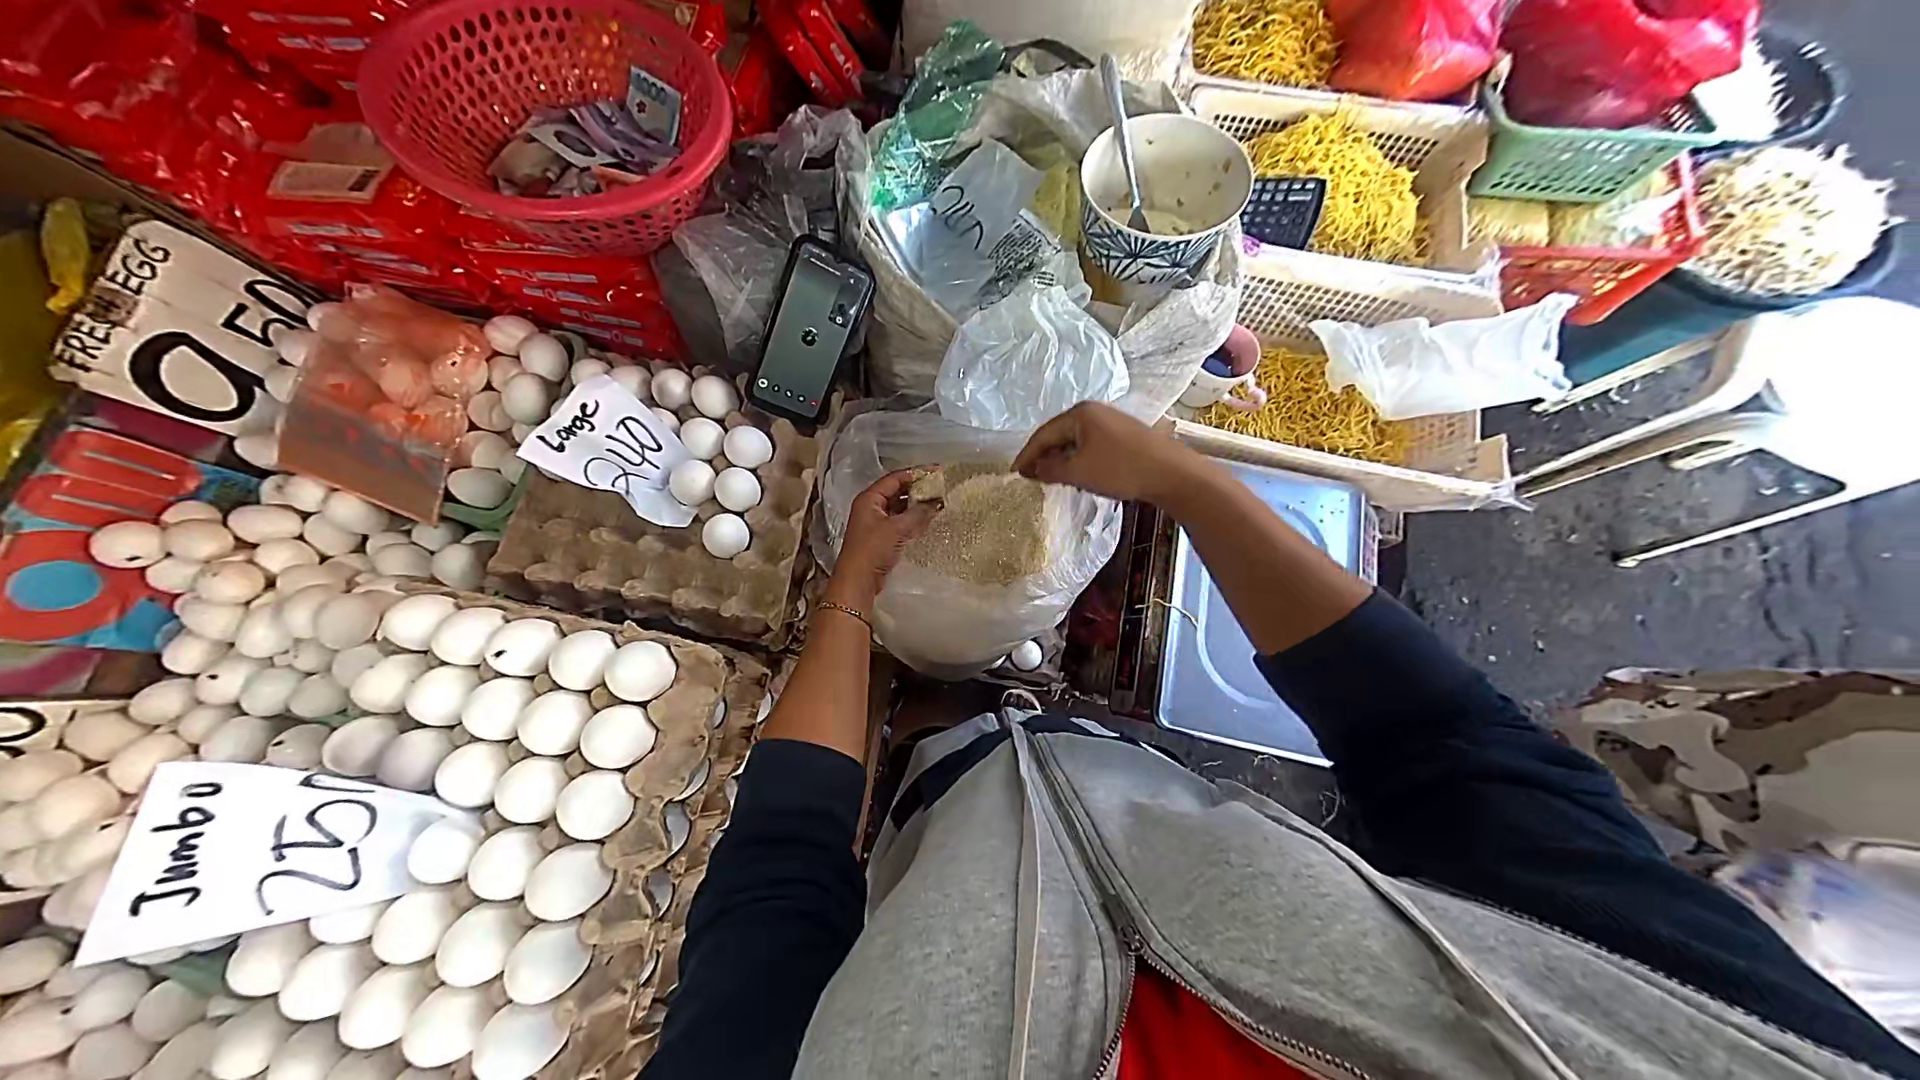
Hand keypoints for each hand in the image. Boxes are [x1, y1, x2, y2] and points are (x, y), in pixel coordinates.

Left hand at [828, 469, 938, 610]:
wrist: (859, 580)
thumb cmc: (873, 549)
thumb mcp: (897, 528)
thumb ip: (918, 513)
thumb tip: (936, 503)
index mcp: (869, 499)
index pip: (894, 478)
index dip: (915, 473)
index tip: (936, 471)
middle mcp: (871, 507)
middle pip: (896, 491)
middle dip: (917, 489)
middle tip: (939, 488)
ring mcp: (875, 523)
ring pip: (899, 507)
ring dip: (916, 505)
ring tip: (938, 503)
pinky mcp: (881, 538)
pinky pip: (899, 522)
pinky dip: (912, 519)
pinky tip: (927, 520)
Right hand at [1013, 402, 1205, 503]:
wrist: (1171, 473)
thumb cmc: (1121, 469)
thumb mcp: (1079, 472)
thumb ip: (1051, 469)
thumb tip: (1034, 469)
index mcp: (1079, 414)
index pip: (1043, 434)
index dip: (1026, 455)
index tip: (1014, 473)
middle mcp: (1094, 411)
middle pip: (1059, 434)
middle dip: (1043, 456)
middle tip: (1029, 476)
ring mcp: (1111, 421)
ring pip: (1076, 440)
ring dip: (1061, 459)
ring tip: (1050, 478)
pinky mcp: (1124, 435)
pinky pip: (1091, 444)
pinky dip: (1079, 459)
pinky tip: (1077, 474)